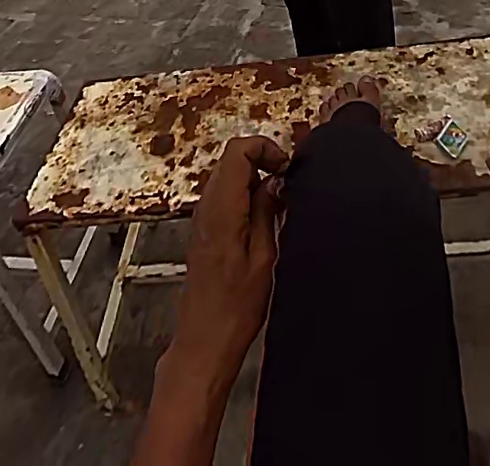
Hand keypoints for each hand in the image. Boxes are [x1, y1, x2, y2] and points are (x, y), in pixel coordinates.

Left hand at [164, 135, 286, 380]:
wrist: (204, 341)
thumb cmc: (235, 308)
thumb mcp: (264, 256)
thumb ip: (267, 210)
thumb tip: (275, 180)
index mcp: (221, 210)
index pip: (237, 151)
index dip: (264, 148)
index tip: (285, 167)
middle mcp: (207, 208)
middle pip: (231, 157)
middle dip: (262, 159)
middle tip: (286, 181)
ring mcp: (203, 217)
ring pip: (229, 173)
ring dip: (255, 176)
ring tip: (278, 200)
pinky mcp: (205, 228)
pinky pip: (226, 193)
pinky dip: (246, 192)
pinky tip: (263, 216)